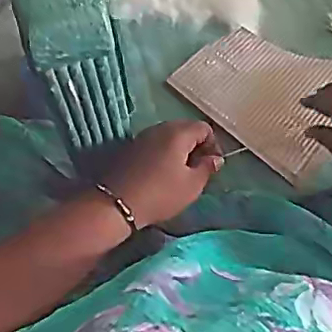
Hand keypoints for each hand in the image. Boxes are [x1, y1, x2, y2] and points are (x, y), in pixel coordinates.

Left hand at [102, 119, 223, 224]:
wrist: (116, 204)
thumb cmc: (160, 194)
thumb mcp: (191, 185)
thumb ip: (207, 168)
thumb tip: (215, 158)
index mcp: (178, 133)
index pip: (203, 127)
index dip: (213, 144)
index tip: (212, 165)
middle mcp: (160, 128)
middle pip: (185, 128)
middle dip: (196, 145)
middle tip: (198, 169)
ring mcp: (143, 136)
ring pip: (169, 136)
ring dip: (179, 150)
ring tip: (180, 173)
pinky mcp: (130, 147)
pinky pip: (154, 143)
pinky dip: (163, 153)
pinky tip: (161, 173)